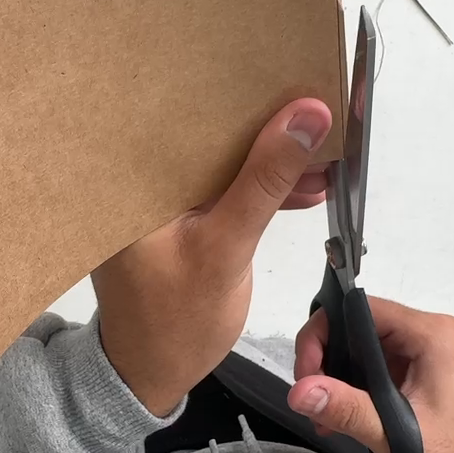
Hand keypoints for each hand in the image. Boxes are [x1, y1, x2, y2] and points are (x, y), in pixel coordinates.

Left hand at [93, 98, 332, 415]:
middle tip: (313, 114)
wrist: (153, 373)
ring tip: (320, 155)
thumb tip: (305, 117)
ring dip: (270, 161)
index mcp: (132, 180)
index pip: (184, 114)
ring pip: (224, 162)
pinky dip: (261, 189)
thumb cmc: (174, 322)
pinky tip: (303, 187)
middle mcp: (141, 183)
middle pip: (207, 134)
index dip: (236, 92)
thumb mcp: (225, 246)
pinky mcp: (183, 220)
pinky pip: (226, 190)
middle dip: (262, 124)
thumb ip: (264, 181)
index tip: (286, 79)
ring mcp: (164, 202)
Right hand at [288, 297, 453, 452]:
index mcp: (431, 335)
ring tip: (324, 417)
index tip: (306, 376)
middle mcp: (429, 334)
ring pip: (360, 348)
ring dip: (335, 379)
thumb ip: (347, 409)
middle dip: (325, 361)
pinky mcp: (419, 372)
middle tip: (311, 402)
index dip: (323, 335)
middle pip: (356, 326)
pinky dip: (351, 389)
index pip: (359, 309)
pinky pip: (373, 367)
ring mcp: (424, 353)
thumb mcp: (398, 436)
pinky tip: (339, 419)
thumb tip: (298, 391)